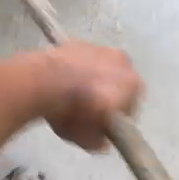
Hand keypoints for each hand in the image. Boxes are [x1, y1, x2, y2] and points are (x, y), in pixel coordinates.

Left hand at [29, 43, 143, 150]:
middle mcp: (124, 62)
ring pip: (102, 69)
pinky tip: (64, 80)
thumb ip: (100, 139)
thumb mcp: (88, 139)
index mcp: (134, 85)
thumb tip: (101, 139)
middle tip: (88, 109)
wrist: (44, 81)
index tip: (103, 125)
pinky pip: (83, 60)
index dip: (117, 117)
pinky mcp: (78, 40)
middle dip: (108, 94)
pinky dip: (78, 69)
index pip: (131, 107)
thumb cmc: (74, 113)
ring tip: (74, 94)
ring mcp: (101, 47)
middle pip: (119, 83)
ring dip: (93, 78)